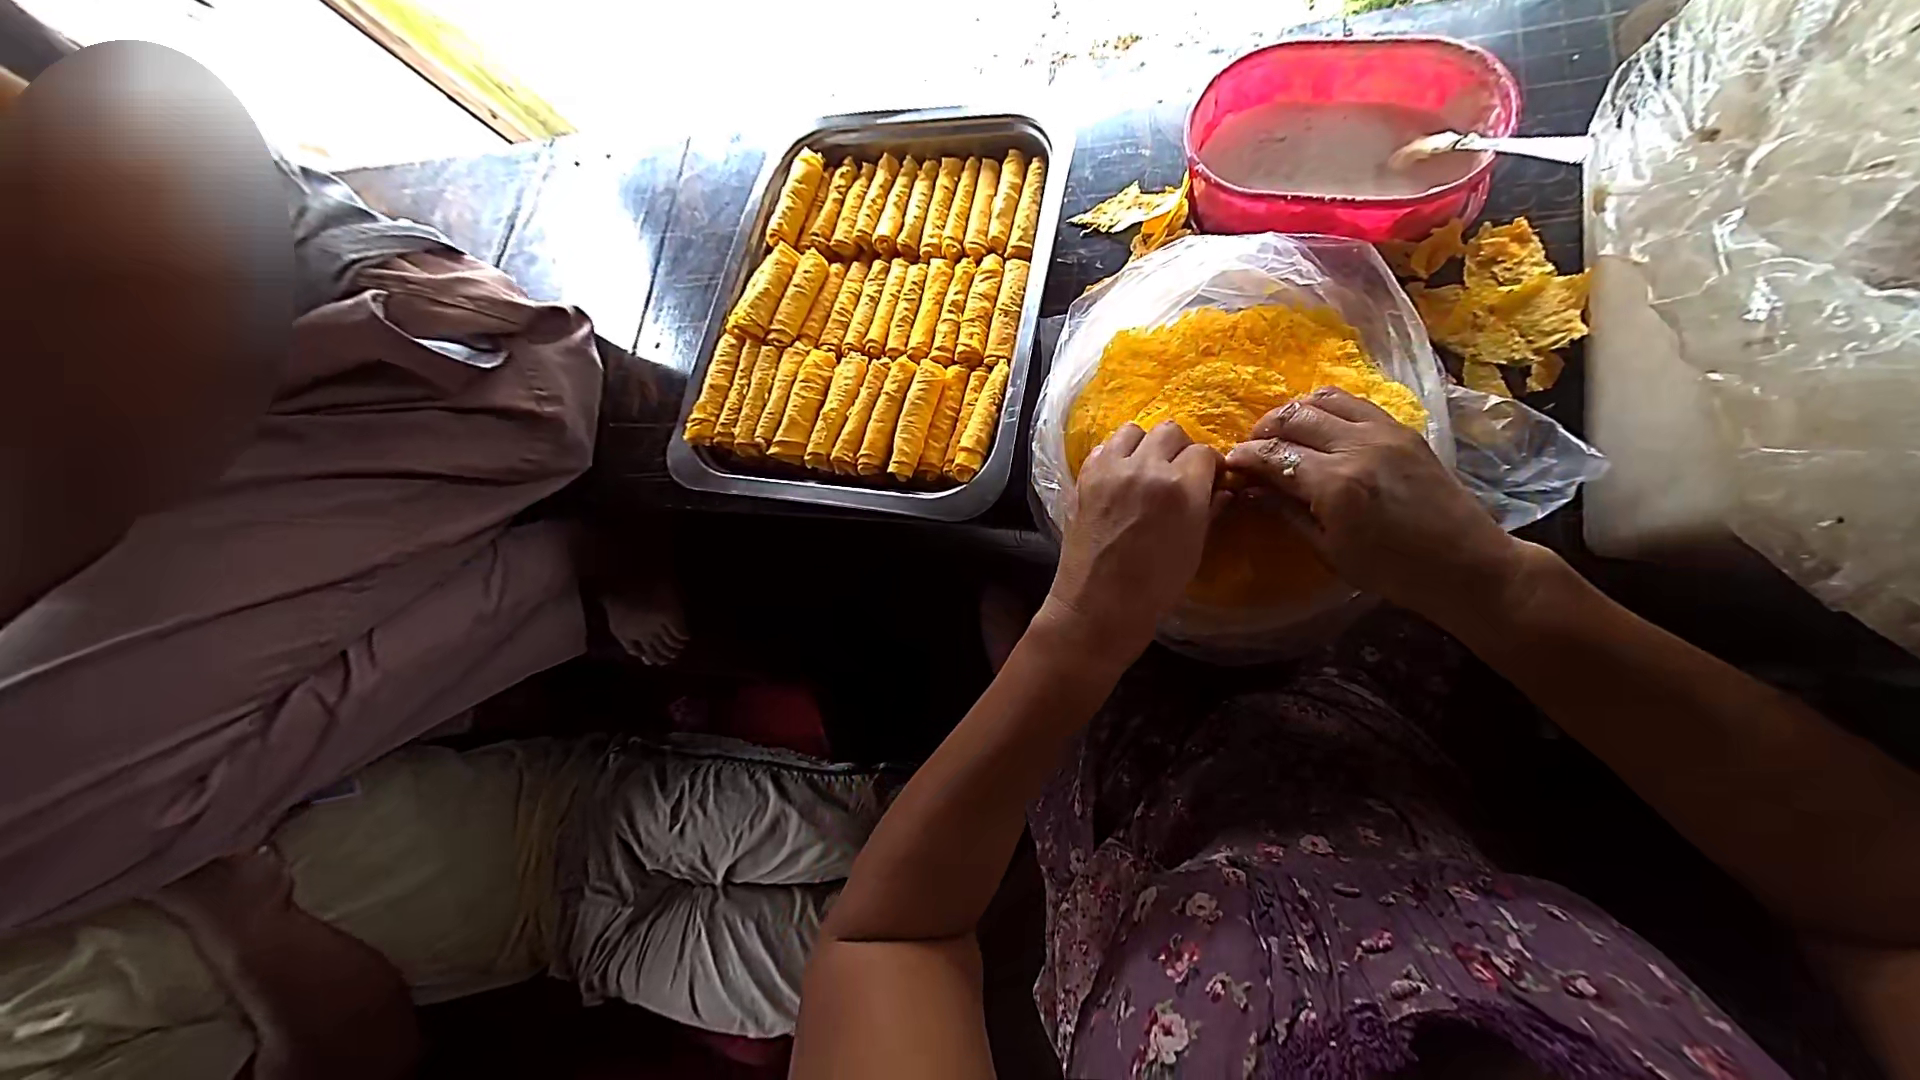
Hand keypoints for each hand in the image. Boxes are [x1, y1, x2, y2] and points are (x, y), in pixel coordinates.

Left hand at [1042, 422, 1223, 664]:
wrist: (1098, 605)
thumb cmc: (1155, 586)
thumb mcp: (1195, 548)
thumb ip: (1209, 510)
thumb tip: (1222, 489)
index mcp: (1181, 487)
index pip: (1204, 452)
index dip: (1208, 466)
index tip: (1207, 479)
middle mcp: (1145, 468)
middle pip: (1170, 431)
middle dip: (1178, 449)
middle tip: (1177, 472)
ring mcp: (1109, 469)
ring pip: (1133, 430)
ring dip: (1144, 445)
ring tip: (1145, 469)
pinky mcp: (1084, 477)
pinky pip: (1104, 447)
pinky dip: (1115, 455)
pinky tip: (1119, 477)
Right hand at [1225, 387, 1536, 624]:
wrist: (1466, 564)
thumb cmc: (1390, 571)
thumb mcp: (1327, 549)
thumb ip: (1286, 511)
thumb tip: (1249, 488)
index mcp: (1336, 484)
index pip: (1273, 454)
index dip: (1243, 456)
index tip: (1227, 464)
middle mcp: (1358, 447)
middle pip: (1292, 418)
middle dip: (1262, 431)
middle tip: (1251, 450)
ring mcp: (1384, 432)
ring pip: (1322, 400)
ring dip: (1292, 413)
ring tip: (1281, 435)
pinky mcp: (1402, 430)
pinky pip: (1354, 402)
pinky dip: (1326, 408)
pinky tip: (1317, 429)